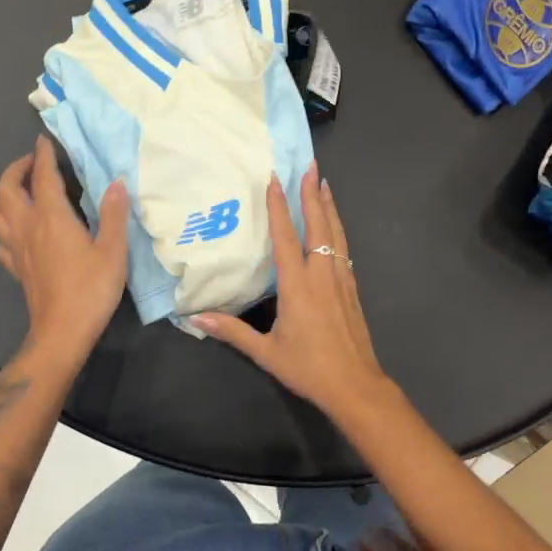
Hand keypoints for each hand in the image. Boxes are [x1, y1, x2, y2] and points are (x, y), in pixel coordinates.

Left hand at [0, 136, 129, 362]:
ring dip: (3, 195)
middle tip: (32, 163)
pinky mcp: (16, 268)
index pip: (44, 176)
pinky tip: (18, 233)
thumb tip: (117, 182)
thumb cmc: (91, 289)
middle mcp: (27, 226)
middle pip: (7, 189)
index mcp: (51, 216)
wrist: (62, 331)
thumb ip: (113, 214)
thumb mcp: (113, 250)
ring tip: (19, 192)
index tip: (45, 140)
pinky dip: (5, 229)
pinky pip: (1, 241)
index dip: (44, 155)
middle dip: (16, 170)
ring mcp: (16, 248)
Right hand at [194, 165, 391, 419]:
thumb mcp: (266, 352)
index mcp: (298, 285)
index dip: (279, 207)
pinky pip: (344, 250)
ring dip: (329, 207)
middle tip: (311, 166)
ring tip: (324, 184)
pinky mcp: (352, 290)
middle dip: (313, 194)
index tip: (275, 179)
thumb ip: (232, 332)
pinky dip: (338, 231)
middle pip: (318, 225)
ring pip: (336, 234)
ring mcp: (341, 281)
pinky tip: (336, 227)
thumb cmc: (308, 368)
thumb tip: (196, 318)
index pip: (286, 237)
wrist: (354, 384)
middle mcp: (322, 275)